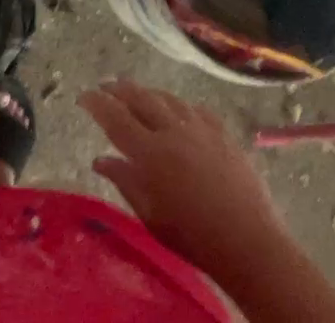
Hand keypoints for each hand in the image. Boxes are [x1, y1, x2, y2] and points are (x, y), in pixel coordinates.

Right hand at [79, 80, 284, 275]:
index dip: (95, 102)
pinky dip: (181, 106)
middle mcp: (173, 133)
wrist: (251, 246)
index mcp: (149, 153)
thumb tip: (100, 160)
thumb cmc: (193, 237)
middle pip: (140, 98)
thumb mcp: (149, 214)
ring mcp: (202, 132)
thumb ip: (124, 181)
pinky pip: (198, 111)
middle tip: (104, 87)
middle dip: (118, 89)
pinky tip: (179, 111)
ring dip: (148, 93)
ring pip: (169, 99)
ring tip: (138, 94)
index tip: (82, 97)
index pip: (113, 116)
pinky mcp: (226, 138)